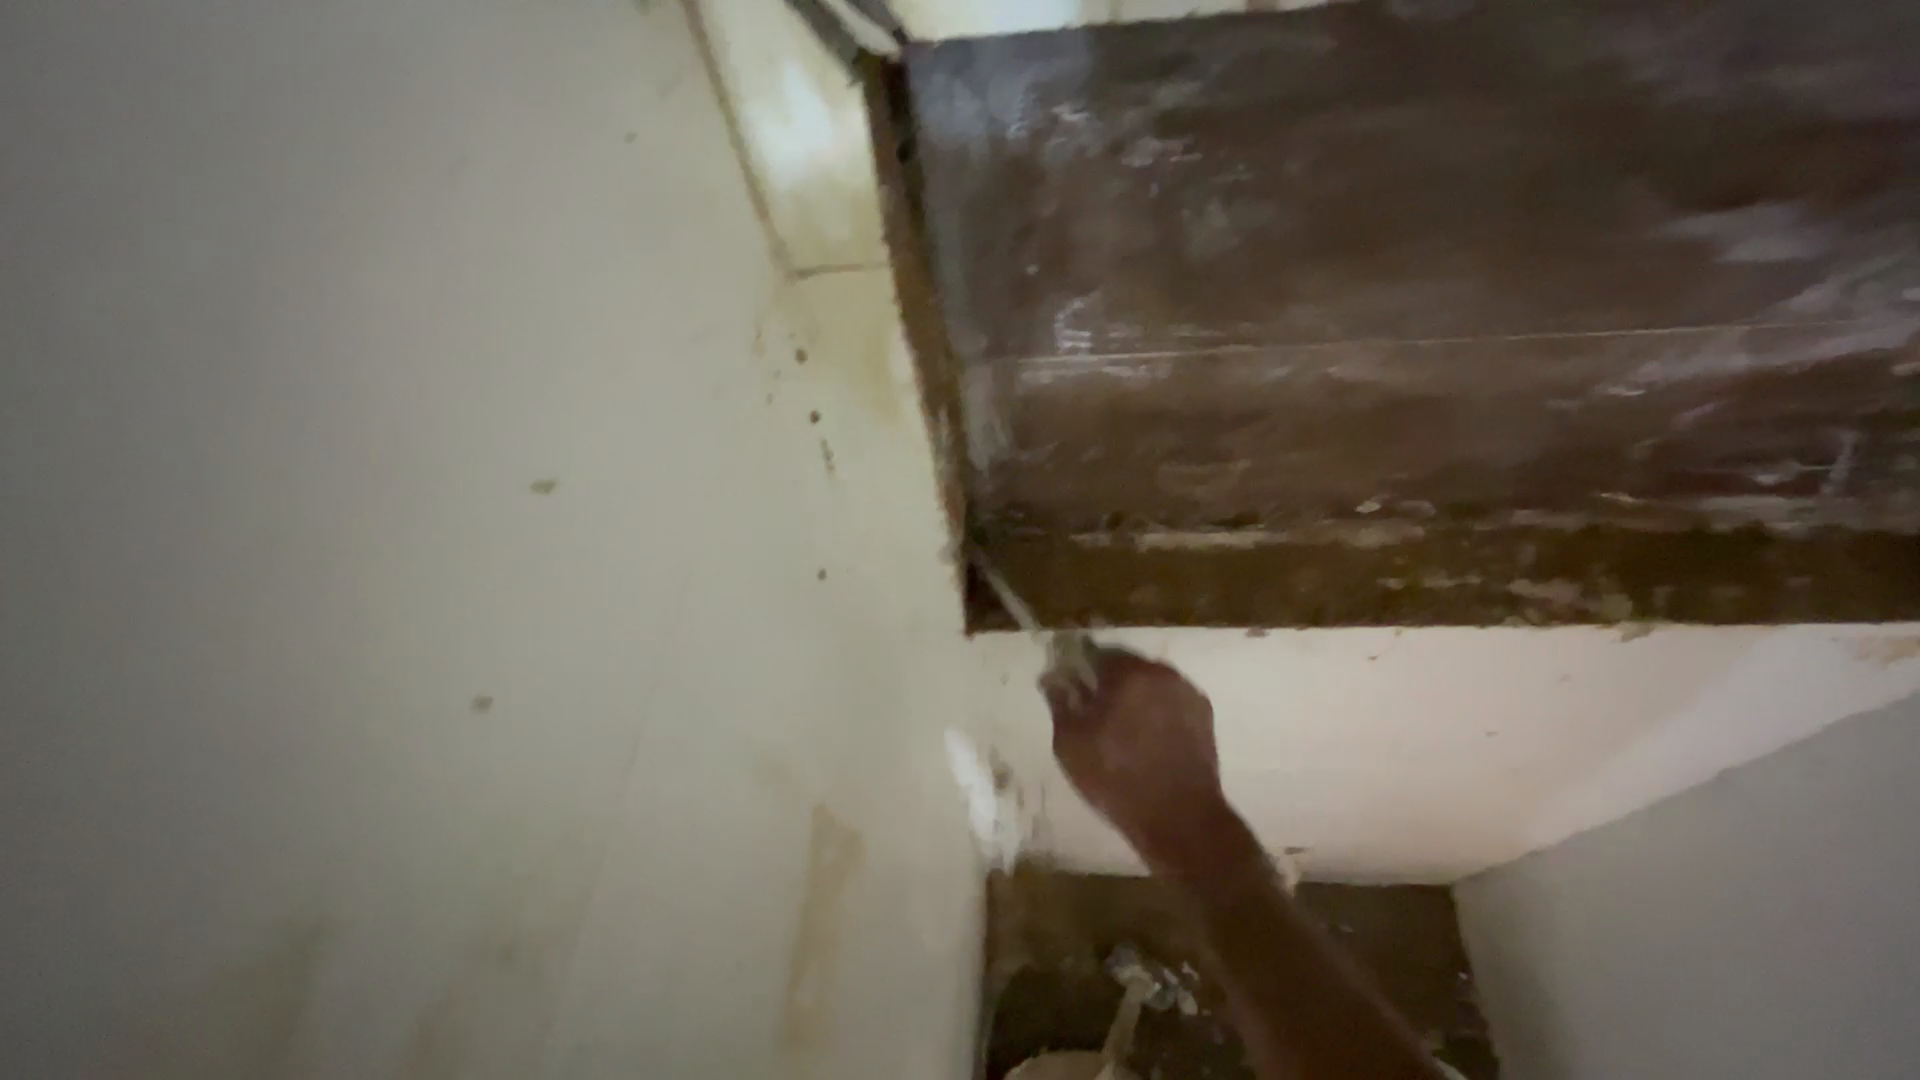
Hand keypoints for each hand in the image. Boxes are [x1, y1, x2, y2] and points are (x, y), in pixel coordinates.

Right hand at [1042, 646, 1233, 873]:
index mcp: (1128, 673)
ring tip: (1121, 725)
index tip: (1072, 687)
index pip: (1096, 653)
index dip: (1080, 669)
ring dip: (1135, 694)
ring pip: (1151, 682)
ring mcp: (1187, 692)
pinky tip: (1147, 735)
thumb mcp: (1071, 744)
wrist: (1179, 818)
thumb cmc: (1116, 779)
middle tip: (1094, 709)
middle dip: (1109, 681)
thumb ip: (1060, 703)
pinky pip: (1171, 699)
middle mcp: (1162, 673)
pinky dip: (1157, 708)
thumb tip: (1053, 678)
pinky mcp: (1204, 714)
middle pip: (1127, 665)